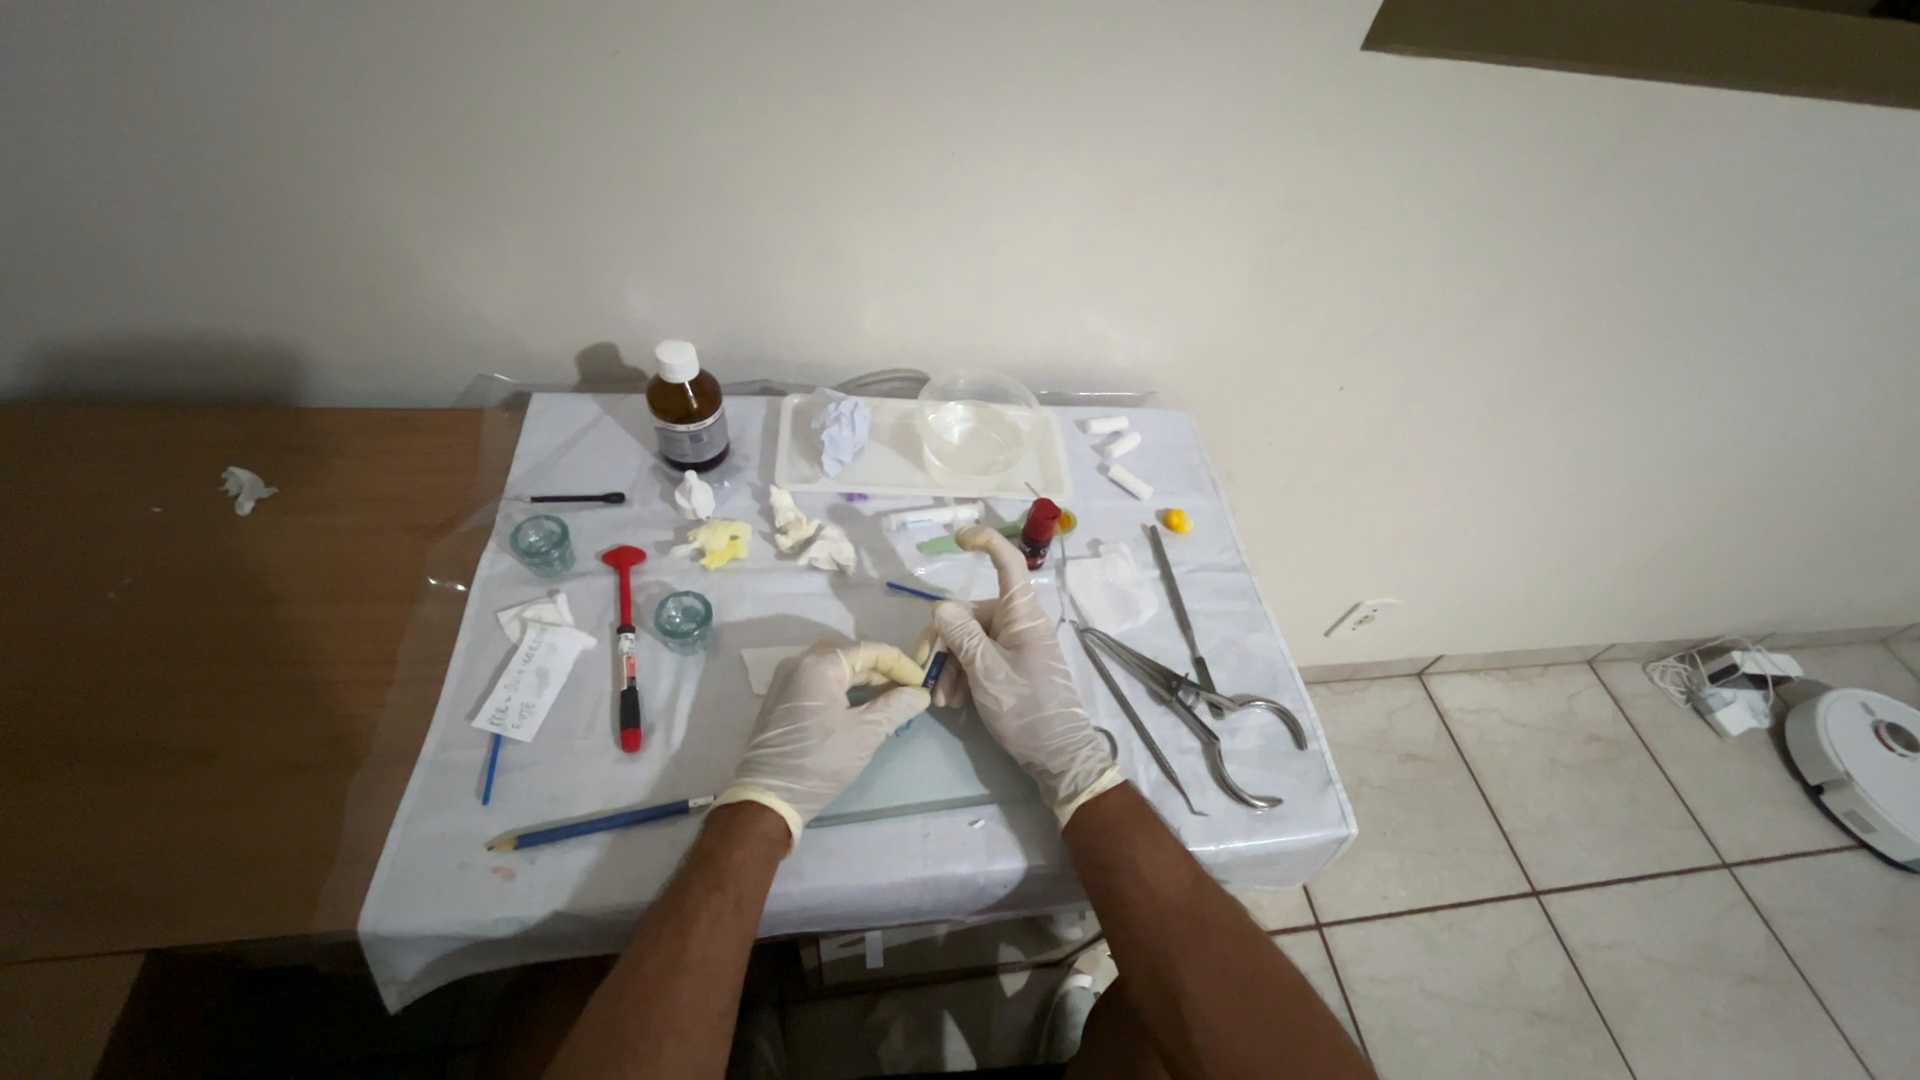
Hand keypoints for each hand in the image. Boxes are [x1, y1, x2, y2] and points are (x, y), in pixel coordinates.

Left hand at [712, 642, 929, 848]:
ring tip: (888, 697)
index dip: (900, 664)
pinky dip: (842, 687)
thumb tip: (920, 694)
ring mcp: (785, 681)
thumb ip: (896, 706)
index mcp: (818, 665)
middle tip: (906, 690)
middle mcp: (798, 663)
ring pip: (833, 667)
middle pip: (849, 655)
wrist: (768, 799)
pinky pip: (818, 680)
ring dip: (862, 678)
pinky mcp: (781, 699)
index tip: (921, 683)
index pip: (869, 651)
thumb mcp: (866, 734)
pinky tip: (860, 704)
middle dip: (881, 669)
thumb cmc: (819, 762)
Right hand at [914, 526, 1122, 824]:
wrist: (1059, 755)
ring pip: (972, 640)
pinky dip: (963, 675)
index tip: (957, 538)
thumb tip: (941, 606)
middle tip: (925, 674)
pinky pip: (981, 658)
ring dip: (950, 665)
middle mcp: (1020, 623)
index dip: (985, 542)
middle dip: (944, 641)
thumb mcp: (986, 672)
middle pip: (972, 613)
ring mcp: (1017, 645)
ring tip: (940, 701)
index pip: (1008, 562)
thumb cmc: (1026, 709)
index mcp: (1021, 614)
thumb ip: (962, 635)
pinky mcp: (1013, 667)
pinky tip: (952, 703)